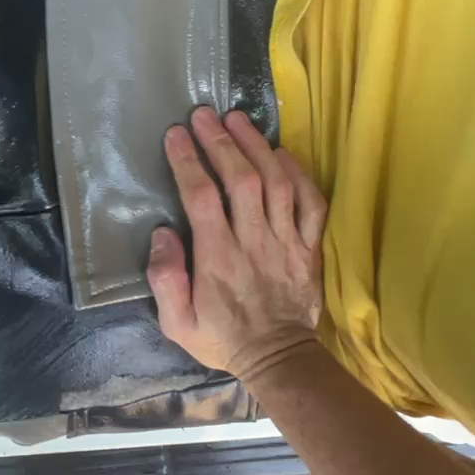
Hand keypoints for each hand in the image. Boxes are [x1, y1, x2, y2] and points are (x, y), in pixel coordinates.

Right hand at [147, 107, 328, 383]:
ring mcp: (287, 242)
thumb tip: (162, 234)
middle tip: (204, 115)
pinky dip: (299, 173)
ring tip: (238, 119)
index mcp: (218, 258)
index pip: (202, 197)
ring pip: (276, 182)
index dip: (188, 161)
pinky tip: (282, 152)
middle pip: (240, 179)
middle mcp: (254, 242)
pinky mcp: (309, 246)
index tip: (176, 135)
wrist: (280, 360)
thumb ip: (165, 279)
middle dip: (220, 141)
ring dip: (256, 146)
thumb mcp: (178, 323)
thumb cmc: (223, 339)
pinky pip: (312, 202)